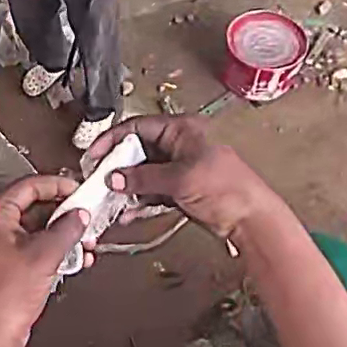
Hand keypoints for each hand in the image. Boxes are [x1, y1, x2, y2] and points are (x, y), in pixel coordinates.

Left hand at [0, 176, 90, 346]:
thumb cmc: (3, 299)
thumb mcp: (44, 256)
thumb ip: (66, 229)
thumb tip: (80, 214)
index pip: (29, 185)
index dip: (59, 185)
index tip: (80, 190)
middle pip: (34, 207)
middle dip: (64, 214)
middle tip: (86, 217)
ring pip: (35, 229)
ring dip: (62, 235)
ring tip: (85, 242)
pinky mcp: (3, 265)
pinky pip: (32, 248)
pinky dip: (53, 251)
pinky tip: (74, 259)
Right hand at [86, 115, 282, 238]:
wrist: (251, 219)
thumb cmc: (227, 188)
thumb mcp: (180, 179)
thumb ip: (143, 178)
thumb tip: (115, 178)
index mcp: (181, 130)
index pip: (137, 127)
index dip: (113, 139)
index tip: (95, 154)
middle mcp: (178, 145)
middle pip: (137, 150)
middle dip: (117, 166)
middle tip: (99, 178)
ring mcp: (178, 168)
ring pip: (142, 173)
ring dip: (126, 186)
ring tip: (109, 198)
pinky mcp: (180, 189)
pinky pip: (151, 191)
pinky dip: (139, 200)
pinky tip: (127, 212)